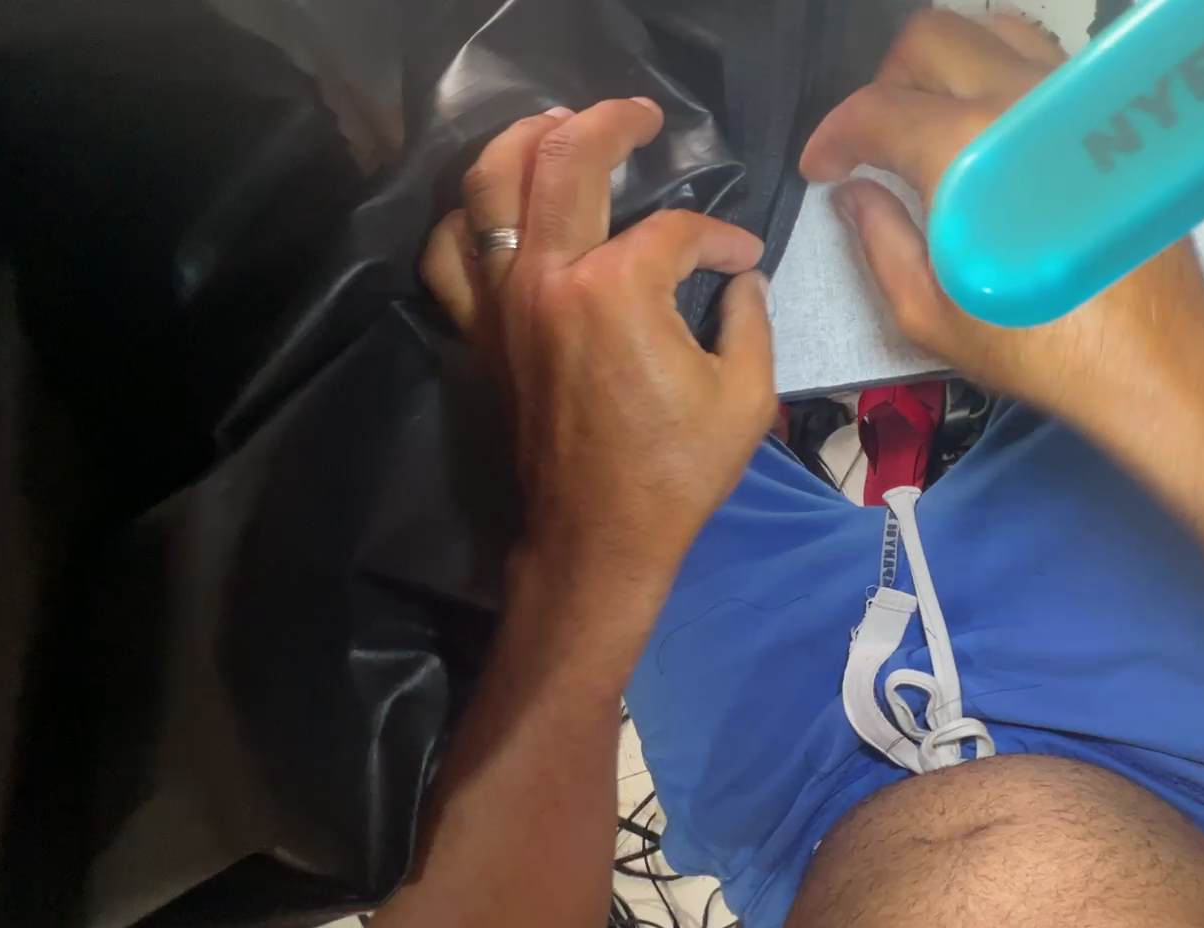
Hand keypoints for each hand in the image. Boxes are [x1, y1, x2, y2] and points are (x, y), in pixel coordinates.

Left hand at [422, 99, 776, 578]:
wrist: (601, 536)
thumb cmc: (678, 473)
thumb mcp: (747, 397)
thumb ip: (752, 320)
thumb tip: (744, 279)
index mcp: (621, 290)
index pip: (677, 231)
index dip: (721, 237)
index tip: (745, 258)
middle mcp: (549, 277)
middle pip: (566, 161)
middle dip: (611, 124)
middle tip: (641, 115)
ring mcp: (504, 303)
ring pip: (488, 186)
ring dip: (524, 142)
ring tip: (556, 130)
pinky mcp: (484, 335)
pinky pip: (450, 256)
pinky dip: (467, 219)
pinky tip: (495, 213)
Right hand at [800, 11, 1203, 433]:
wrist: (1149, 359)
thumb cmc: (1038, 350)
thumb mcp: (931, 316)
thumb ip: (880, 245)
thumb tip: (855, 195)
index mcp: (963, 153)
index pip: (875, 110)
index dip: (832, 135)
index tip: (820, 166)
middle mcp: (1019, 101)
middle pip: (928, 40)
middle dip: (882, 85)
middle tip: (871, 144)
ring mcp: (1072, 98)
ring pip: (990, 31)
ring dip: (942, 70)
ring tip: (929, 130)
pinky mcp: (1108, 114)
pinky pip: (1043, 60)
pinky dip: (1000, 76)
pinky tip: (992, 131)